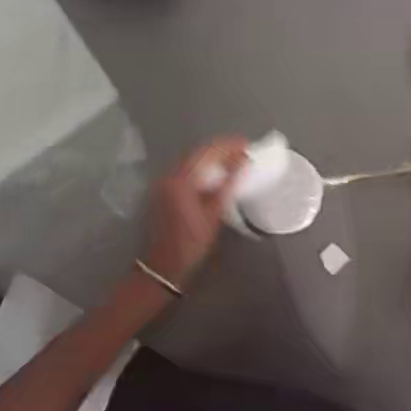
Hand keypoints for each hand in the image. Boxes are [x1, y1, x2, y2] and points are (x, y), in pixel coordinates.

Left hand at [141, 137, 248, 287]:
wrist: (162, 265)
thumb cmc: (190, 244)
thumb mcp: (214, 215)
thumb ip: (228, 185)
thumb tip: (244, 162)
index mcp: (181, 180)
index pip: (207, 152)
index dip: (228, 145)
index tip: (247, 145)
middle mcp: (169, 175)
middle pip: (197, 153)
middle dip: (221, 150)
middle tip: (244, 152)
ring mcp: (163, 182)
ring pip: (191, 161)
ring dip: (212, 158)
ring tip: (235, 162)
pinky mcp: (163, 190)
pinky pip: (185, 171)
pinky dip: (202, 169)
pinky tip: (217, 175)